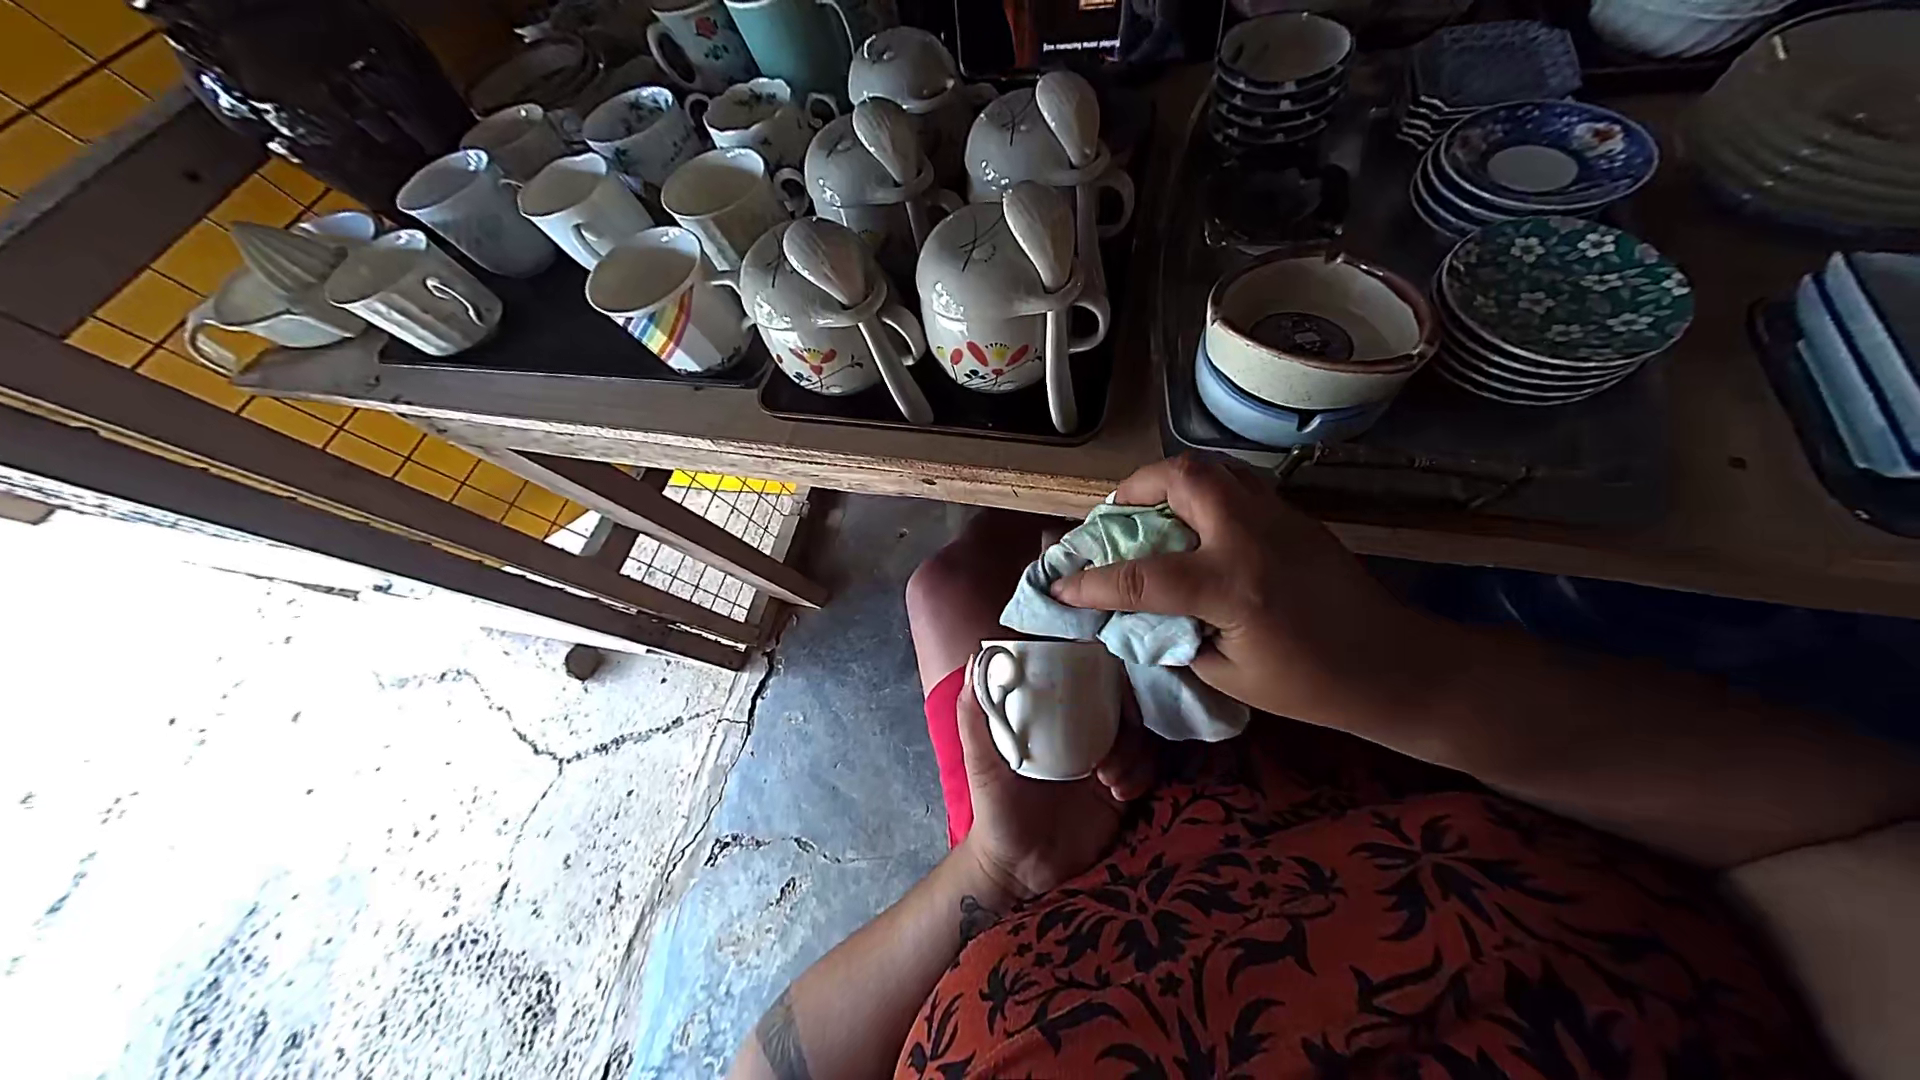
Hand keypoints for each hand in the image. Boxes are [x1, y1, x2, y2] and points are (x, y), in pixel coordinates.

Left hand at [955, 664, 1154, 902]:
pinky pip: (1146, 771)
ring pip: (1139, 737)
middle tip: (1117, 734)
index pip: (1087, 686)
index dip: (1103, 677)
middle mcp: (1082, 738)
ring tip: (1108, 776)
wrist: (1020, 873)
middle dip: (1128, 714)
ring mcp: (1104, 764)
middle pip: (1122, 707)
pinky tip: (1118, 791)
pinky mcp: (1120, 794)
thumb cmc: (995, 812)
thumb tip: (974, 661)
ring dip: (1133, 749)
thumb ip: (974, 716)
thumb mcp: (980, 762)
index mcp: (1053, 724)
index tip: (1108, 679)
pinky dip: (1140, 774)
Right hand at [1049, 454, 1434, 728]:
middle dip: (1133, 489)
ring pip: (1212, 466)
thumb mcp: (1226, 674)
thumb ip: (1172, 636)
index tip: (1062, 587)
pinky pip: (1236, 481)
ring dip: (1168, 481)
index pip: (1144, 577)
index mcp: (1233, 587)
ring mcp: (1277, 517)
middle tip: (1114, 514)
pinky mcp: (1293, 515)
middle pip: (1182, 478)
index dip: (1093, 584)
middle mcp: (1251, 537)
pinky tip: (1196, 521)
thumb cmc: (1310, 685)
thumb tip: (1132, 615)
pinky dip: (1202, 489)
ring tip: (1150, 509)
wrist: (1395, 666)